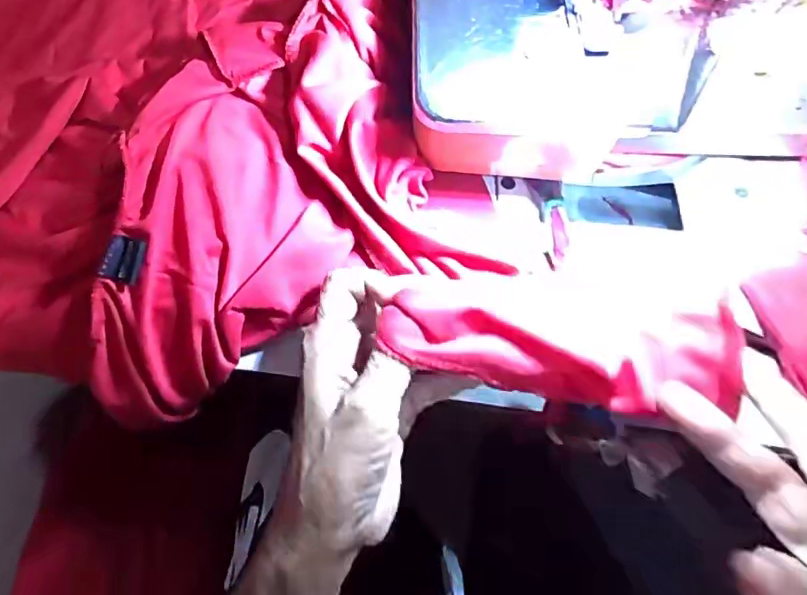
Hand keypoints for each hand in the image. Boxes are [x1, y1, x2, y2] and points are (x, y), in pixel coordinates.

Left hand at [240, 269, 471, 594]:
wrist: (336, 524)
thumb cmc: (340, 462)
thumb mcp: (366, 409)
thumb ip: (389, 358)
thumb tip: (411, 311)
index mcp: (329, 342)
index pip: (344, 286)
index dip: (375, 282)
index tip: (414, 297)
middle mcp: (349, 351)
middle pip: (380, 309)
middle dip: (415, 304)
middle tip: (458, 306)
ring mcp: (373, 376)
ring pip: (405, 340)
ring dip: (435, 336)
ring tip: (474, 329)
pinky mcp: (395, 402)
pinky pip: (421, 373)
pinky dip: (445, 368)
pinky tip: (477, 364)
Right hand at [660, 351, 806, 594]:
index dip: (786, 409)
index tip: (741, 357)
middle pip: (770, 483)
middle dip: (720, 433)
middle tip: (667, 386)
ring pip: (757, 536)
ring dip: (733, 519)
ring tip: (702, 499)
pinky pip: (766, 583)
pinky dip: (761, 579)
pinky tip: (745, 566)